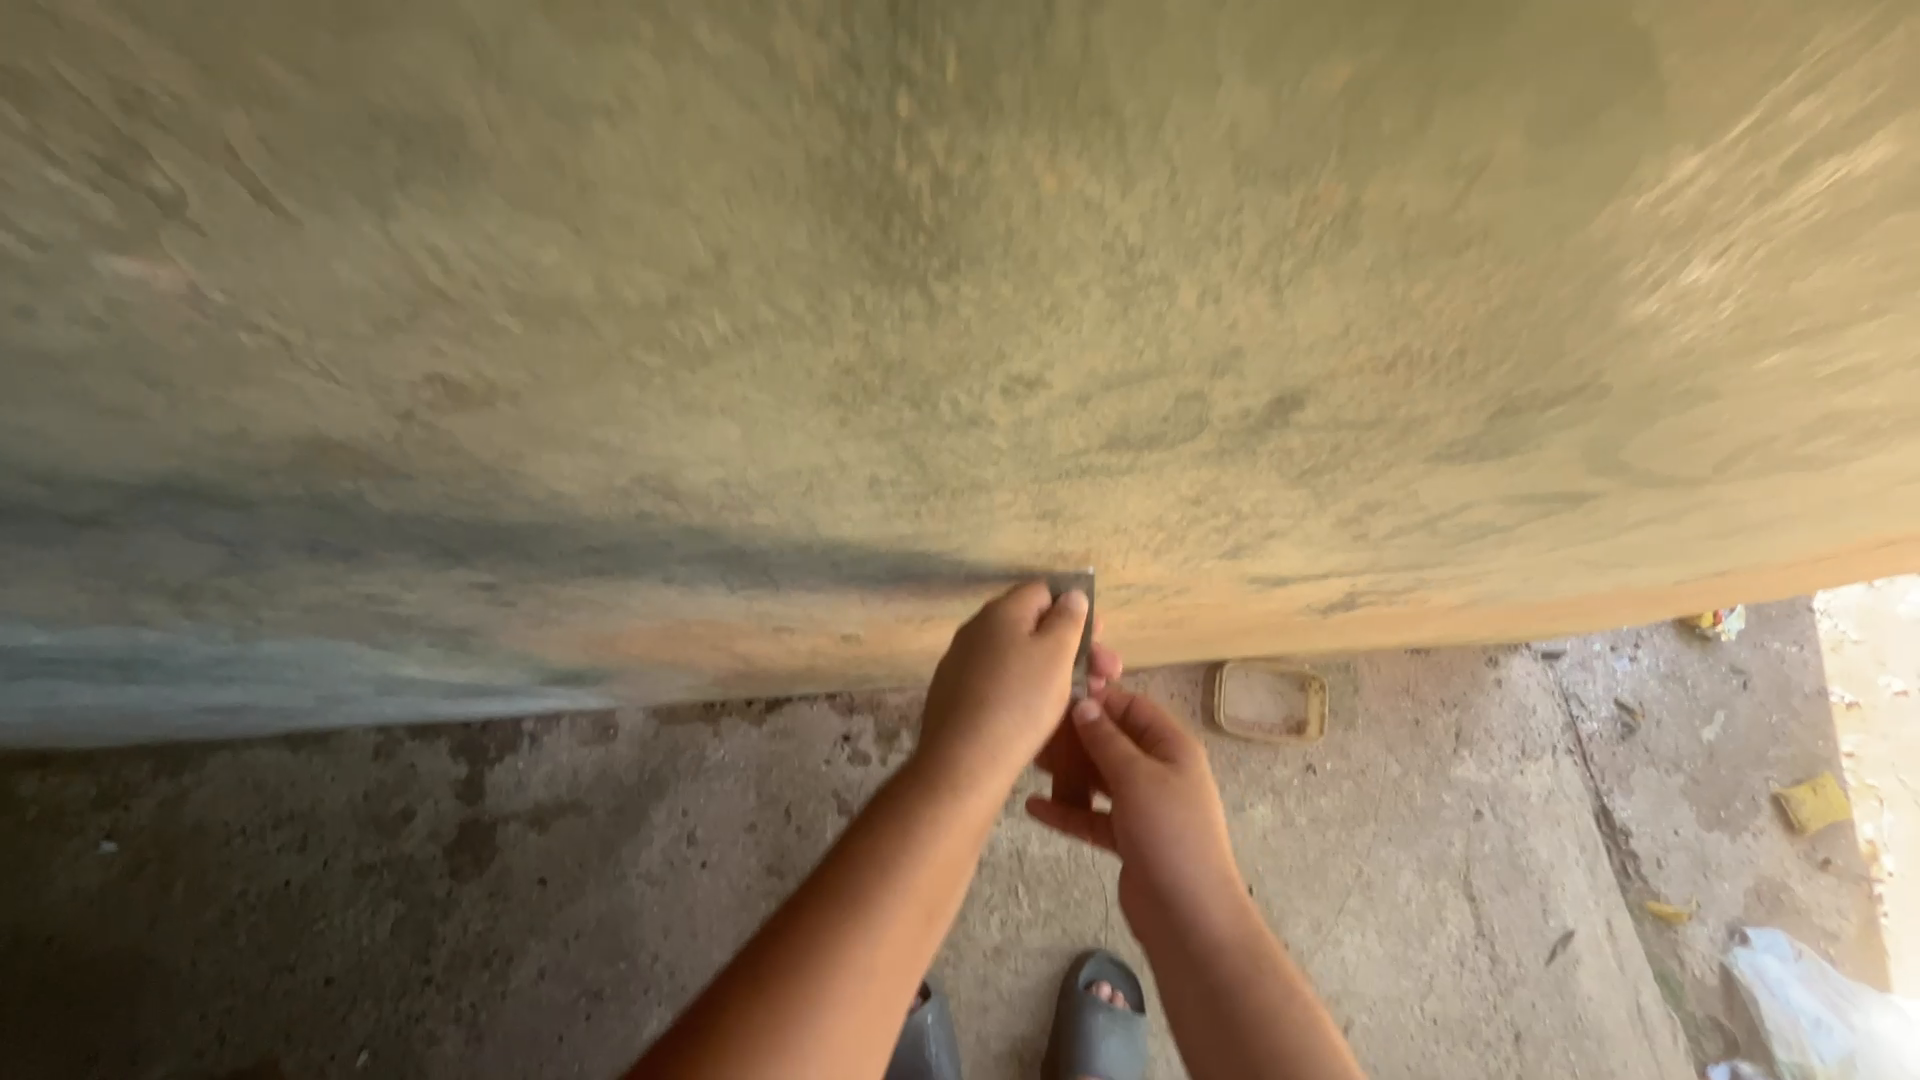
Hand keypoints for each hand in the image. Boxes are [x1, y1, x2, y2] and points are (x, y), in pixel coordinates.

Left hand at [914, 581, 1104, 789]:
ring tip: (1082, 698)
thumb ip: (1068, 620)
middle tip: (1104, 675)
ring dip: (1052, 671)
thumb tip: (1071, 595)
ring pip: (1017, 657)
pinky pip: (999, 681)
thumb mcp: (1056, 655)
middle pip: (1032, 626)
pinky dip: (1024, 690)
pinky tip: (1042, 714)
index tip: (1098, 638)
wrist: (963, 762)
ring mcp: (962, 663)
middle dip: (1072, 647)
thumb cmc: (1019, 702)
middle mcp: (976, 630)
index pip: (1043, 591)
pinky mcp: (956, 694)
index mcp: (1000, 611)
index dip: (1074, 609)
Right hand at [1027, 684, 1247, 946]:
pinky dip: (1068, 810)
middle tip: (1035, 731)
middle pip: (1114, 742)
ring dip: (1069, 770)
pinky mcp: (1128, 838)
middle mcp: (1159, 771)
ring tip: (1029, 762)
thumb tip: (1083, 704)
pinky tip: (1033, 807)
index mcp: (1172, 747)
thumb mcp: (1136, 777)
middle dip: (1078, 736)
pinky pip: (1093, 815)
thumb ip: (1106, 740)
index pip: (1134, 707)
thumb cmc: (1169, 833)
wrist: (1189, 916)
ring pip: (1101, 778)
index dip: (1100, 699)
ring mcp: (1144, 806)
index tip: (1059, 698)